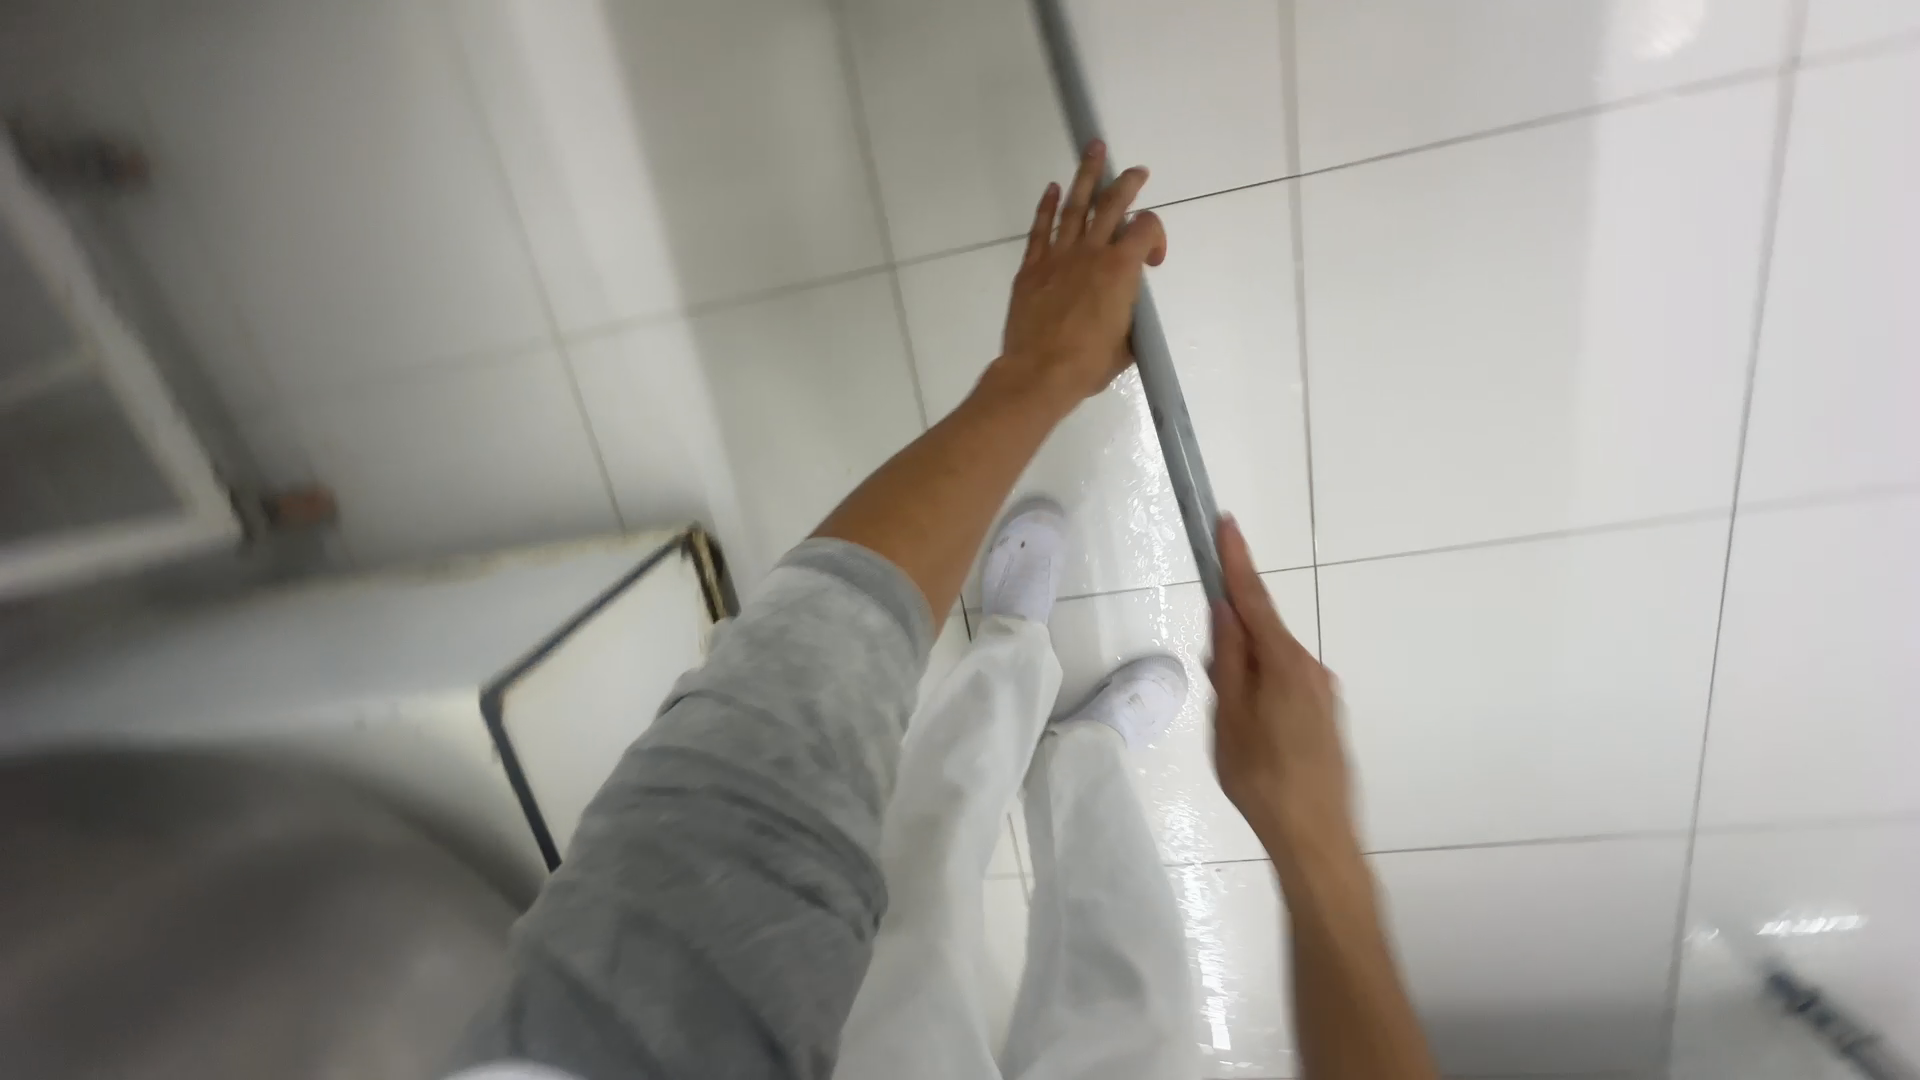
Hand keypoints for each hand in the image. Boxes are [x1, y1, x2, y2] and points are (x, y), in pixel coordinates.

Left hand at [991, 140, 1167, 404]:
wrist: (1038, 374)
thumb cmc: (1087, 366)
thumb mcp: (1125, 345)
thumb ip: (1129, 319)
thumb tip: (1124, 314)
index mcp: (1121, 270)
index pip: (1147, 229)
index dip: (1157, 237)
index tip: (1154, 261)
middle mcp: (1091, 253)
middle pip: (1112, 203)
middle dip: (1127, 183)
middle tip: (1136, 172)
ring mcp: (1058, 257)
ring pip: (1075, 207)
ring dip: (1086, 175)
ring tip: (1094, 149)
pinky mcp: (1032, 269)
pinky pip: (1040, 229)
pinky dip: (1047, 206)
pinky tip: (1052, 189)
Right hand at [1208, 515, 1356, 862]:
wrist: (1318, 840)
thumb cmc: (1262, 778)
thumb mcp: (1231, 716)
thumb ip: (1229, 659)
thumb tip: (1225, 609)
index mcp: (1285, 664)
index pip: (1254, 599)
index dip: (1237, 561)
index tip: (1226, 522)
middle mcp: (1311, 669)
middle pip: (1262, 633)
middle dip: (1232, 638)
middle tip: (1213, 684)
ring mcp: (1323, 694)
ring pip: (1272, 663)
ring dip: (1245, 671)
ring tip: (1229, 723)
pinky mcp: (1326, 717)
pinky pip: (1286, 684)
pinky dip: (1261, 688)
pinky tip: (1251, 729)